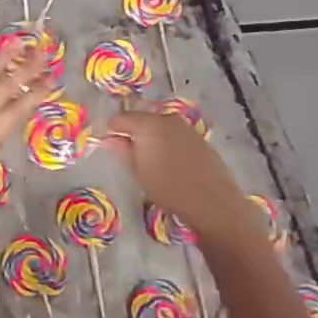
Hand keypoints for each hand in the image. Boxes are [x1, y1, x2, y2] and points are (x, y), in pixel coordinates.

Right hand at [102, 110, 255, 241]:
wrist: (209, 199)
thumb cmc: (166, 187)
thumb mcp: (137, 171)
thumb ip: (123, 150)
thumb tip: (110, 139)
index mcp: (148, 125)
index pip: (120, 118)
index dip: (112, 131)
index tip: (109, 147)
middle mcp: (167, 119)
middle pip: (141, 119)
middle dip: (131, 133)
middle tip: (128, 156)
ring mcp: (185, 127)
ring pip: (158, 127)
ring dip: (149, 138)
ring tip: (148, 161)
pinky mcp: (198, 137)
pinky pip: (173, 135)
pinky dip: (165, 143)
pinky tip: (168, 163)